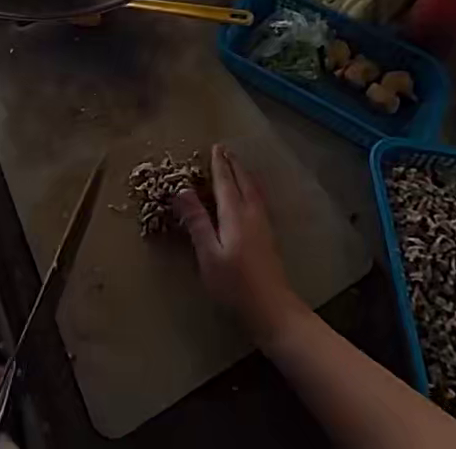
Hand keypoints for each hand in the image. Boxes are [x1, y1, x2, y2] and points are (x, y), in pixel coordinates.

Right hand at [174, 143, 306, 345]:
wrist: (272, 308)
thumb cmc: (235, 285)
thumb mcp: (208, 255)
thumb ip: (197, 221)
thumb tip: (182, 190)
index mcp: (235, 213)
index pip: (225, 181)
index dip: (219, 164)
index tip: (215, 147)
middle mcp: (251, 212)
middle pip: (242, 180)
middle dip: (233, 164)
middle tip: (225, 150)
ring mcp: (263, 223)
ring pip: (253, 189)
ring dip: (243, 173)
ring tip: (237, 166)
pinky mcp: (268, 235)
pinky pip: (258, 198)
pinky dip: (250, 187)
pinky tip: (251, 195)